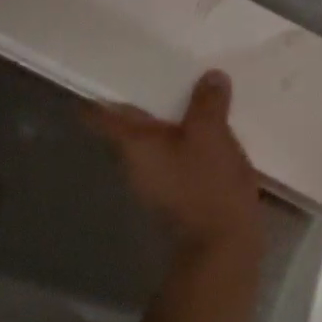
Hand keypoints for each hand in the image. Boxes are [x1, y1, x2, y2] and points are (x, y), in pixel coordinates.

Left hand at [90, 71, 262, 254]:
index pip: (98, 116)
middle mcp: (133, 165)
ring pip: (154, 146)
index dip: (97, 96)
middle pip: (129, 129)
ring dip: (170, 128)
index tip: (104, 76)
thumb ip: (208, 103)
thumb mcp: (211, 134)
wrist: (224, 245)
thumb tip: (211, 78)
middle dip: (145, 106)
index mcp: (131, 145)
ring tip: (193, 104)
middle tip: (162, 78)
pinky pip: (175, 163)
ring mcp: (154, 185)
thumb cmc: (208, 185)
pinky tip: (209, 138)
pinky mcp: (176, 198)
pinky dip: (186, 148)